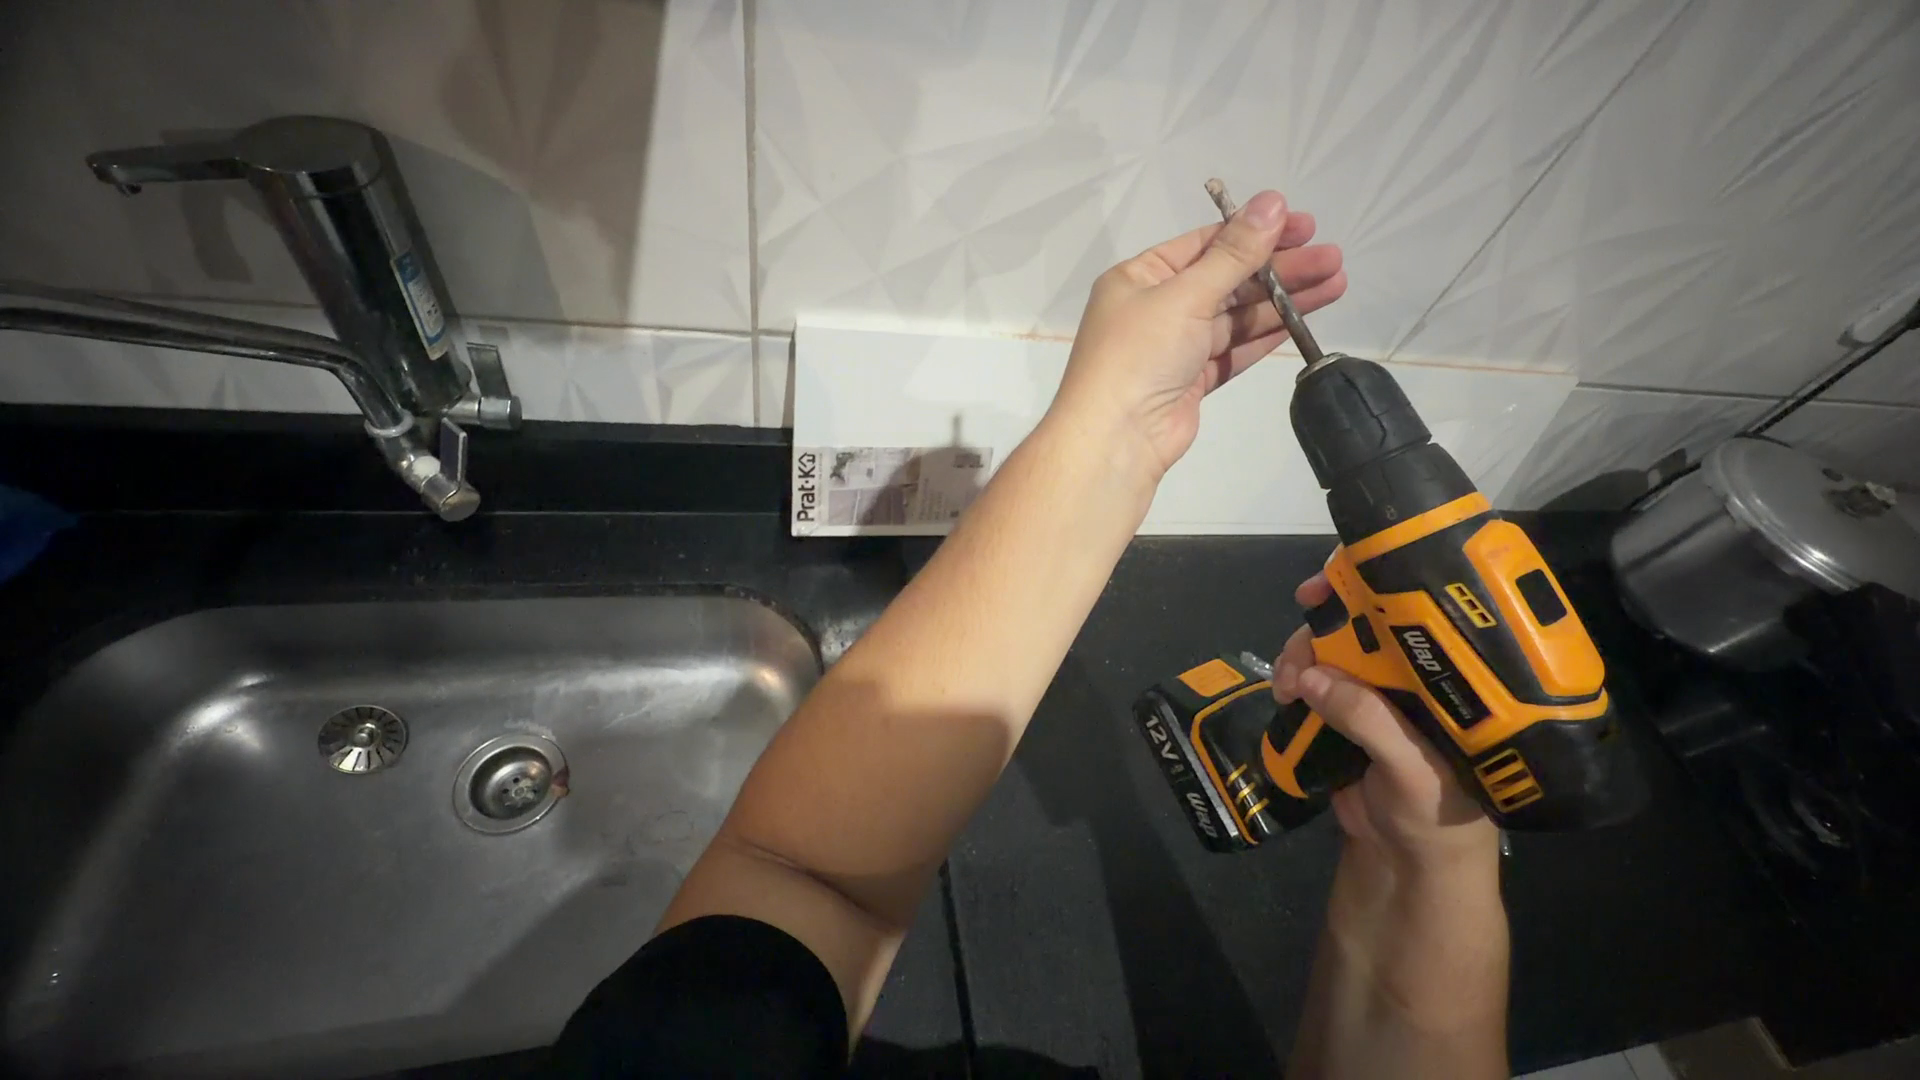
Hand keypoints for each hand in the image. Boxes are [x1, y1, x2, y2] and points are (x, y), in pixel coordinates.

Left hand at [1048, 190, 1344, 482]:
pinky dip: (1264, 336)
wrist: (1115, 437)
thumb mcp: (1184, 295)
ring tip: (1336, 284)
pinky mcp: (1190, 381)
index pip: (1204, 245)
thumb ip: (1233, 255)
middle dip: (1279, 269)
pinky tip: (1301, 321)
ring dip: (1282, 301)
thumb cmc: (1138, 355)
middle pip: (1225, 280)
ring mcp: (1173, 347)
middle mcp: (1154, 309)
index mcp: (1139, 278)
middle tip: (1332, 258)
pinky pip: (1232, 351)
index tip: (1304, 226)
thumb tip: (1273, 202)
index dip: (1254, 233)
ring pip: (1234, 317)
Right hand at [1272, 573, 1496, 866]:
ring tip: (1285, 689)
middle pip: (1354, 627)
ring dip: (1298, 661)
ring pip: (1326, 653)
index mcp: (1440, 679)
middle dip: (1316, 634)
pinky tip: (1284, 695)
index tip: (1319, 590)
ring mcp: (1371, 695)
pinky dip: (1293, 682)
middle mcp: (1407, 676)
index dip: (1362, 590)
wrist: (1410, 864)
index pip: (1406, 616)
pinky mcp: (1341, 714)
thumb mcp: (1413, 769)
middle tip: (1293, 666)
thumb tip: (1312, 676)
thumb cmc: (1438, 815)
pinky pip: (1311, 683)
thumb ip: (1370, 720)